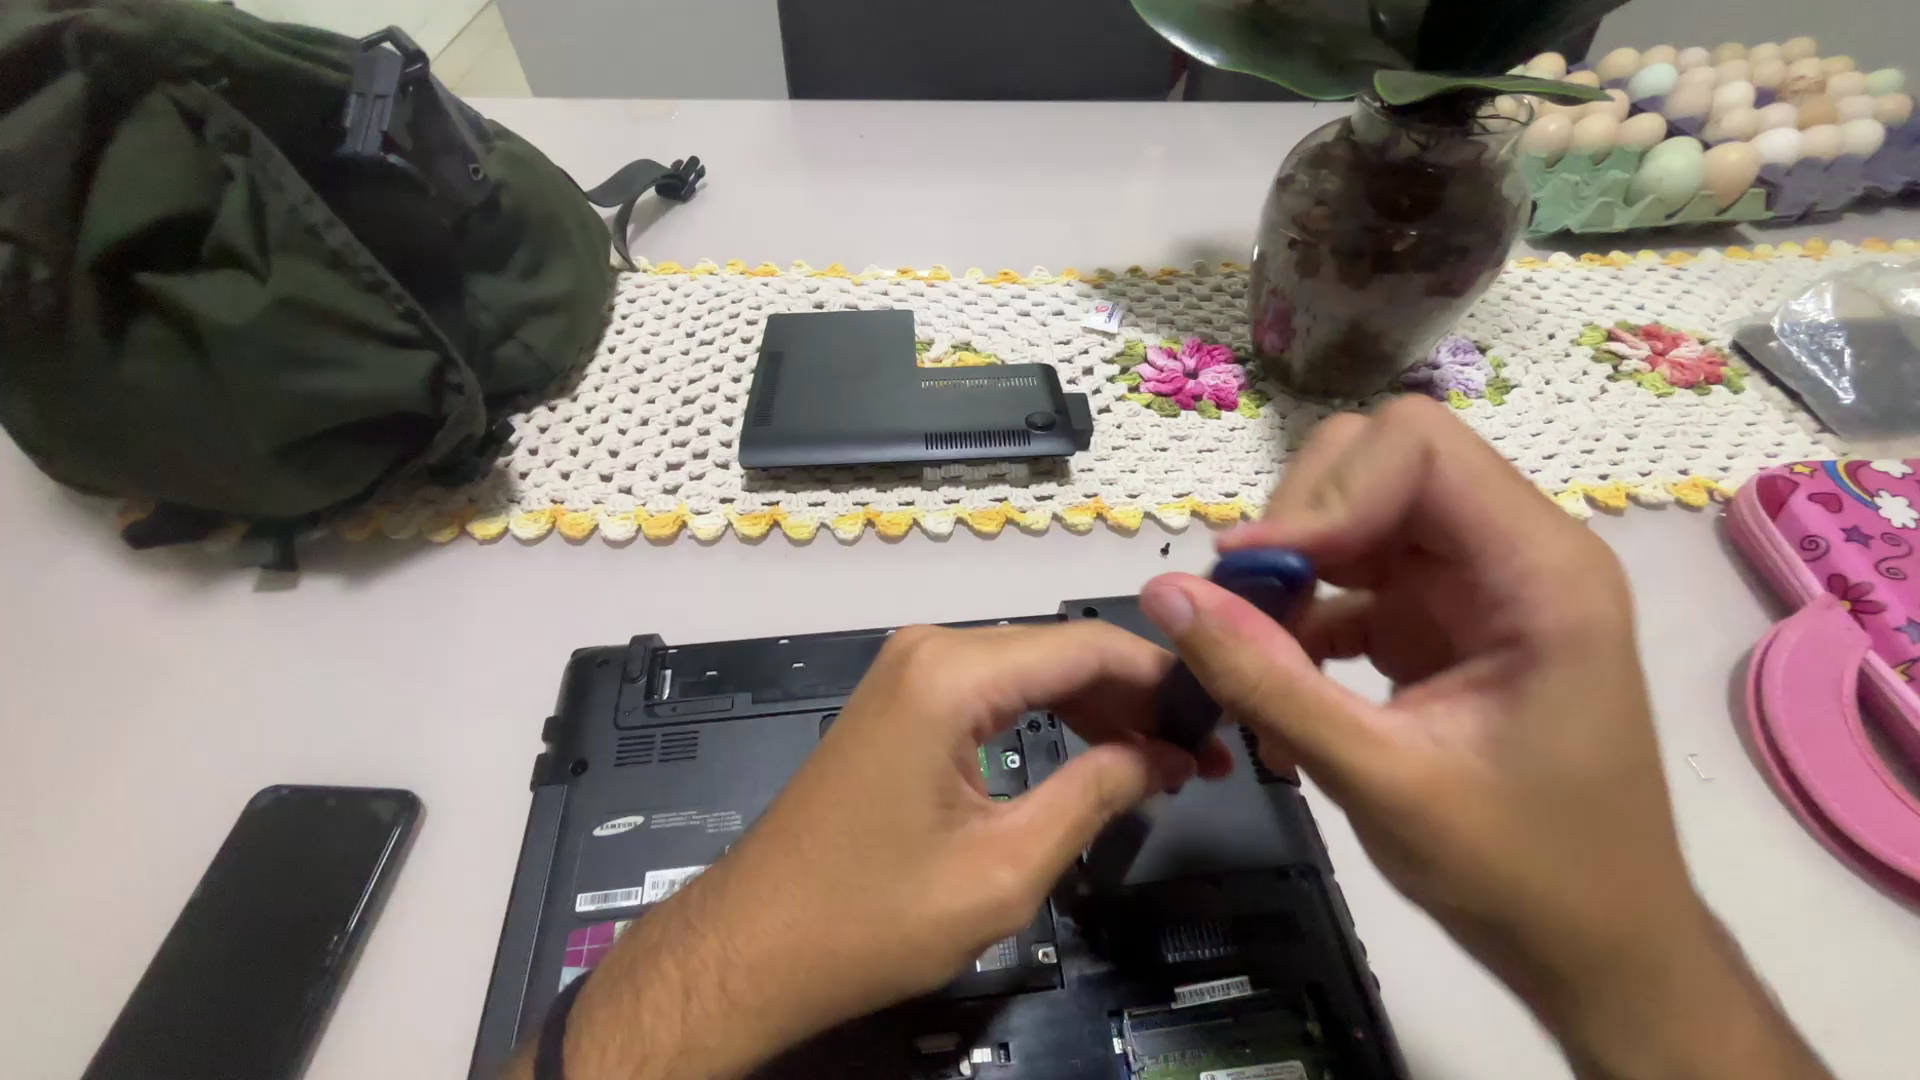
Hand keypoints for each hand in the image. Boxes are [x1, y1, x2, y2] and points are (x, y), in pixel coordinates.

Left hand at [550, 622, 1230, 1079]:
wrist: (757, 942)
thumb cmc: (873, 916)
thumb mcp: (1005, 868)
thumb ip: (1095, 794)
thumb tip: (1164, 758)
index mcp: (952, 676)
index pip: (1085, 646)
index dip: (1161, 680)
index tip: (1217, 721)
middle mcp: (930, 650)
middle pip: (1058, 651)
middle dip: (1134, 698)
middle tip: (1198, 756)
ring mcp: (909, 669)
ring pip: (1028, 667)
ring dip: (1094, 707)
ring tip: (1160, 762)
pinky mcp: (902, 697)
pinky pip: (991, 688)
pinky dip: (1045, 713)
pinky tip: (1092, 751)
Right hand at [1139, 396, 1827, 1079]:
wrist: (1593, 944)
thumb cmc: (1520, 870)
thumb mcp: (1378, 777)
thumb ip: (1265, 679)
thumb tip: (1162, 594)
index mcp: (1538, 570)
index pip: (1416, 445)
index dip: (1326, 494)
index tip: (1259, 574)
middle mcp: (1507, 551)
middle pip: (1375, 460)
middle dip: (1297, 521)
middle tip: (1250, 607)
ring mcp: (1467, 581)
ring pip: (1348, 510)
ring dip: (1286, 569)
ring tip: (1254, 651)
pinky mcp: (1432, 615)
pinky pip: (1342, 572)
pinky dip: (1294, 612)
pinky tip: (1276, 679)